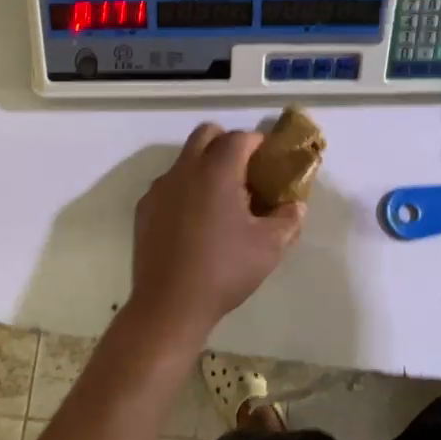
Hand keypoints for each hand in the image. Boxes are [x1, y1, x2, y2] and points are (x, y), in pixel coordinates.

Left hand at [128, 123, 304, 340]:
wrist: (169, 304)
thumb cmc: (224, 270)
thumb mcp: (269, 248)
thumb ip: (288, 219)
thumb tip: (296, 205)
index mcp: (216, 171)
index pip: (239, 138)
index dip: (257, 143)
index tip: (269, 160)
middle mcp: (184, 169)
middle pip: (206, 134)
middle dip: (227, 143)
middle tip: (246, 171)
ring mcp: (160, 188)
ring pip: (185, 159)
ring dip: (204, 166)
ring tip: (221, 201)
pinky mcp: (144, 208)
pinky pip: (169, 185)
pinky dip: (185, 190)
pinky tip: (195, 222)